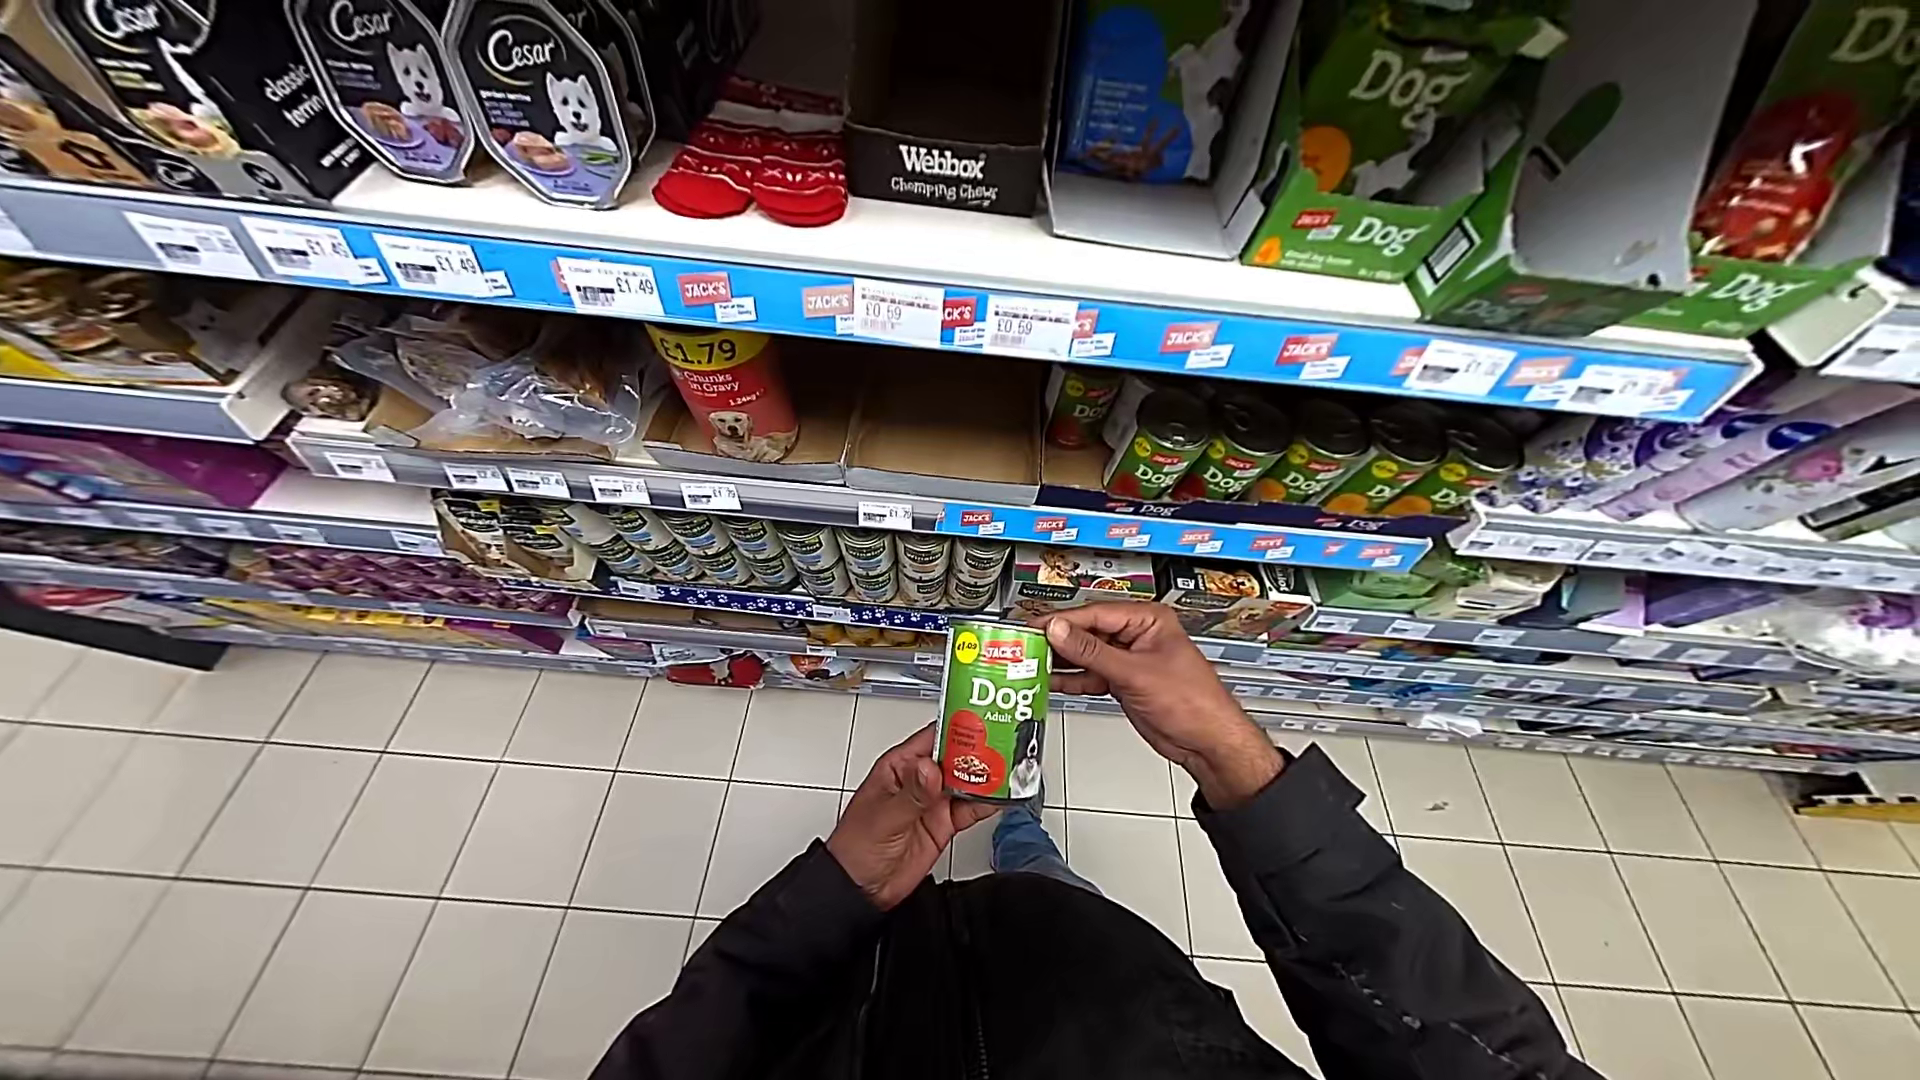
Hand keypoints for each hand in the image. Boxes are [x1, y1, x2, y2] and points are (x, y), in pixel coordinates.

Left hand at [827, 724, 999, 910]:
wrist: (860, 891)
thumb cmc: (855, 847)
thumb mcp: (884, 817)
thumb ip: (911, 794)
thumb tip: (929, 768)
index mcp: (900, 766)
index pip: (932, 738)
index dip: (956, 727)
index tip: (980, 722)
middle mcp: (920, 779)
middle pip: (955, 757)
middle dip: (979, 750)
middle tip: (1004, 745)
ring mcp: (934, 801)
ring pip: (967, 781)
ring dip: (986, 776)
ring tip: (1009, 769)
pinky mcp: (944, 824)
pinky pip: (971, 809)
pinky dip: (987, 803)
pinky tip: (1001, 798)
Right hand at [1040, 603, 1282, 809]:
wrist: (1209, 744)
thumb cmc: (1195, 703)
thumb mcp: (1135, 672)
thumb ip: (1092, 651)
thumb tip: (1060, 630)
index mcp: (1148, 620)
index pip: (1095, 613)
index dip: (1063, 621)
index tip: (1037, 627)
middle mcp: (1137, 635)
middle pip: (1087, 632)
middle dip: (1059, 641)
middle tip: (1029, 645)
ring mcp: (1128, 659)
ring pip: (1086, 654)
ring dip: (1062, 661)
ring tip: (1035, 662)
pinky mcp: (1122, 681)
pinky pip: (1090, 674)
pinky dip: (1073, 679)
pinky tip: (1054, 681)